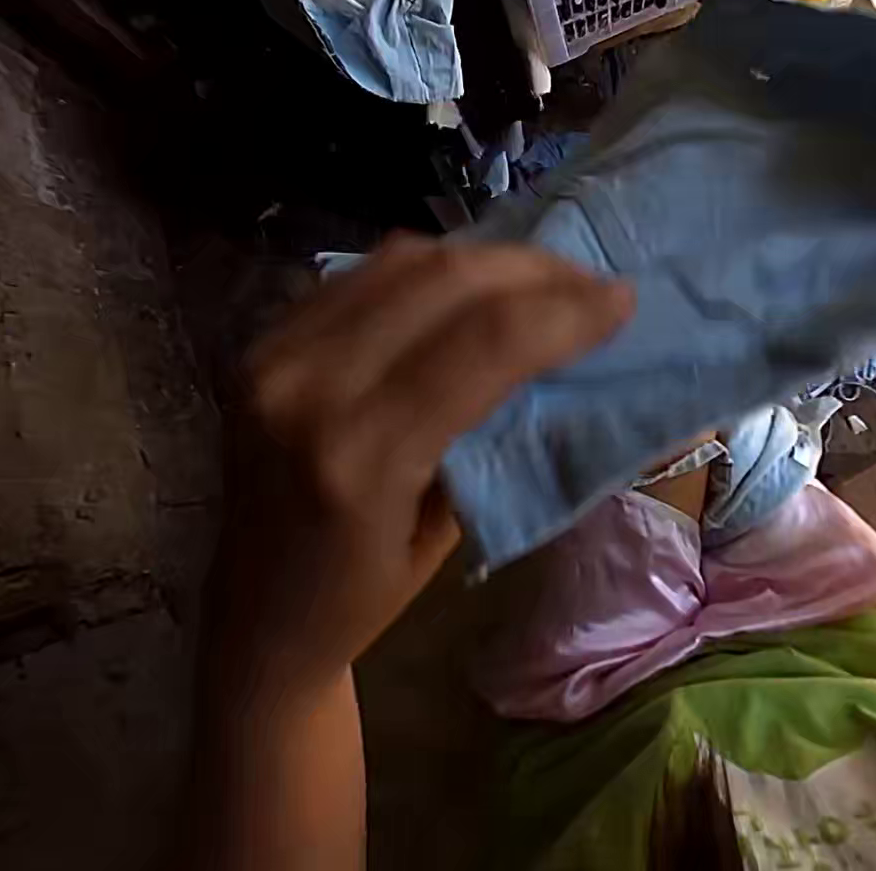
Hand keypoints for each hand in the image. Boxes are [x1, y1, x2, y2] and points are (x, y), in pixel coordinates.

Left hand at [224, 237, 633, 681]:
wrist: (254, 616)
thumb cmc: (368, 595)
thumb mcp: (453, 526)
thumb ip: (496, 429)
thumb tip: (559, 354)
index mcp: (359, 458)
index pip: (484, 344)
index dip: (565, 310)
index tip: (621, 300)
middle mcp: (308, 388)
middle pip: (447, 283)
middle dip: (536, 271)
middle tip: (590, 282)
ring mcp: (276, 353)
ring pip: (408, 261)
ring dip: (491, 259)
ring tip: (544, 276)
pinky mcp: (267, 339)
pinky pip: (369, 273)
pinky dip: (438, 266)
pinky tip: (477, 281)